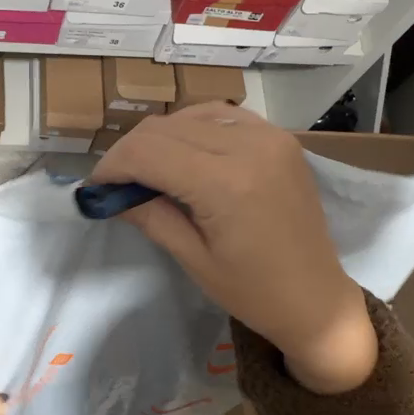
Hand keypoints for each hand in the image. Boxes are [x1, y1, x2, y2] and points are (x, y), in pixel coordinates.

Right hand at [92, 104, 375, 393]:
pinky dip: (193, 128)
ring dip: (160, 138)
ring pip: (190, 115)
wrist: (316, 298)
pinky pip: (223, 116)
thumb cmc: (254, 292)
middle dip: (130, 152)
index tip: (96, 188)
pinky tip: (183, 154)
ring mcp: (269, 137)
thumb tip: (112, 196)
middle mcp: (249, 147)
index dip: (113, 166)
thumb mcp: (194, 259)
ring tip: (147, 171)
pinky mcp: (280, 139)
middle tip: (116, 184)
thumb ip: (152, 217)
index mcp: (225, 184)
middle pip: (164, 129)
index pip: (148, 153)